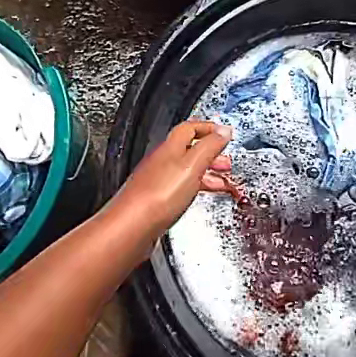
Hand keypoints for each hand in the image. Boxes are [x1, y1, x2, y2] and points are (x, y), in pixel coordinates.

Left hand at [108, 120, 235, 240]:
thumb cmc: (157, 196)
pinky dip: (195, 188)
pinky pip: (180, 188)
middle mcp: (161, 162)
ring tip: (221, 181)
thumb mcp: (192, 166)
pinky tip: (198, 196)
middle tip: (225, 160)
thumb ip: (210, 146)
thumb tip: (223, 131)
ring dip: (205, 172)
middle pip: (189, 150)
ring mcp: (156, 181)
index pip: (190, 128)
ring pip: (186, 170)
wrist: (130, 228)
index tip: (224, 133)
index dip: (208, 128)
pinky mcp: (155, 201)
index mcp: (170, 148)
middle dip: (210, 153)